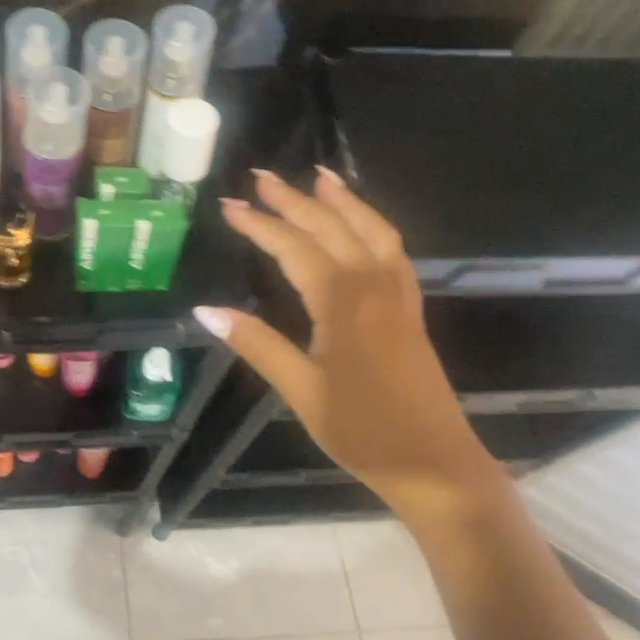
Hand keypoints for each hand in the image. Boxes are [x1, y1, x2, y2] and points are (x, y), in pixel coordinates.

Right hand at [195, 166, 509, 526]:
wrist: (432, 462)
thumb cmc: (360, 431)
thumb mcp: (300, 390)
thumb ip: (257, 344)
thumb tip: (207, 310)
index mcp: (342, 302)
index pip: (295, 249)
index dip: (260, 226)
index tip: (229, 206)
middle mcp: (373, 286)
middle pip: (332, 229)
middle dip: (295, 201)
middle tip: (261, 177)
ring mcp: (398, 297)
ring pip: (371, 232)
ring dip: (343, 203)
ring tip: (319, 178)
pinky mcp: (410, 312)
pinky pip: (393, 252)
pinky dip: (373, 227)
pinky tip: (362, 228)